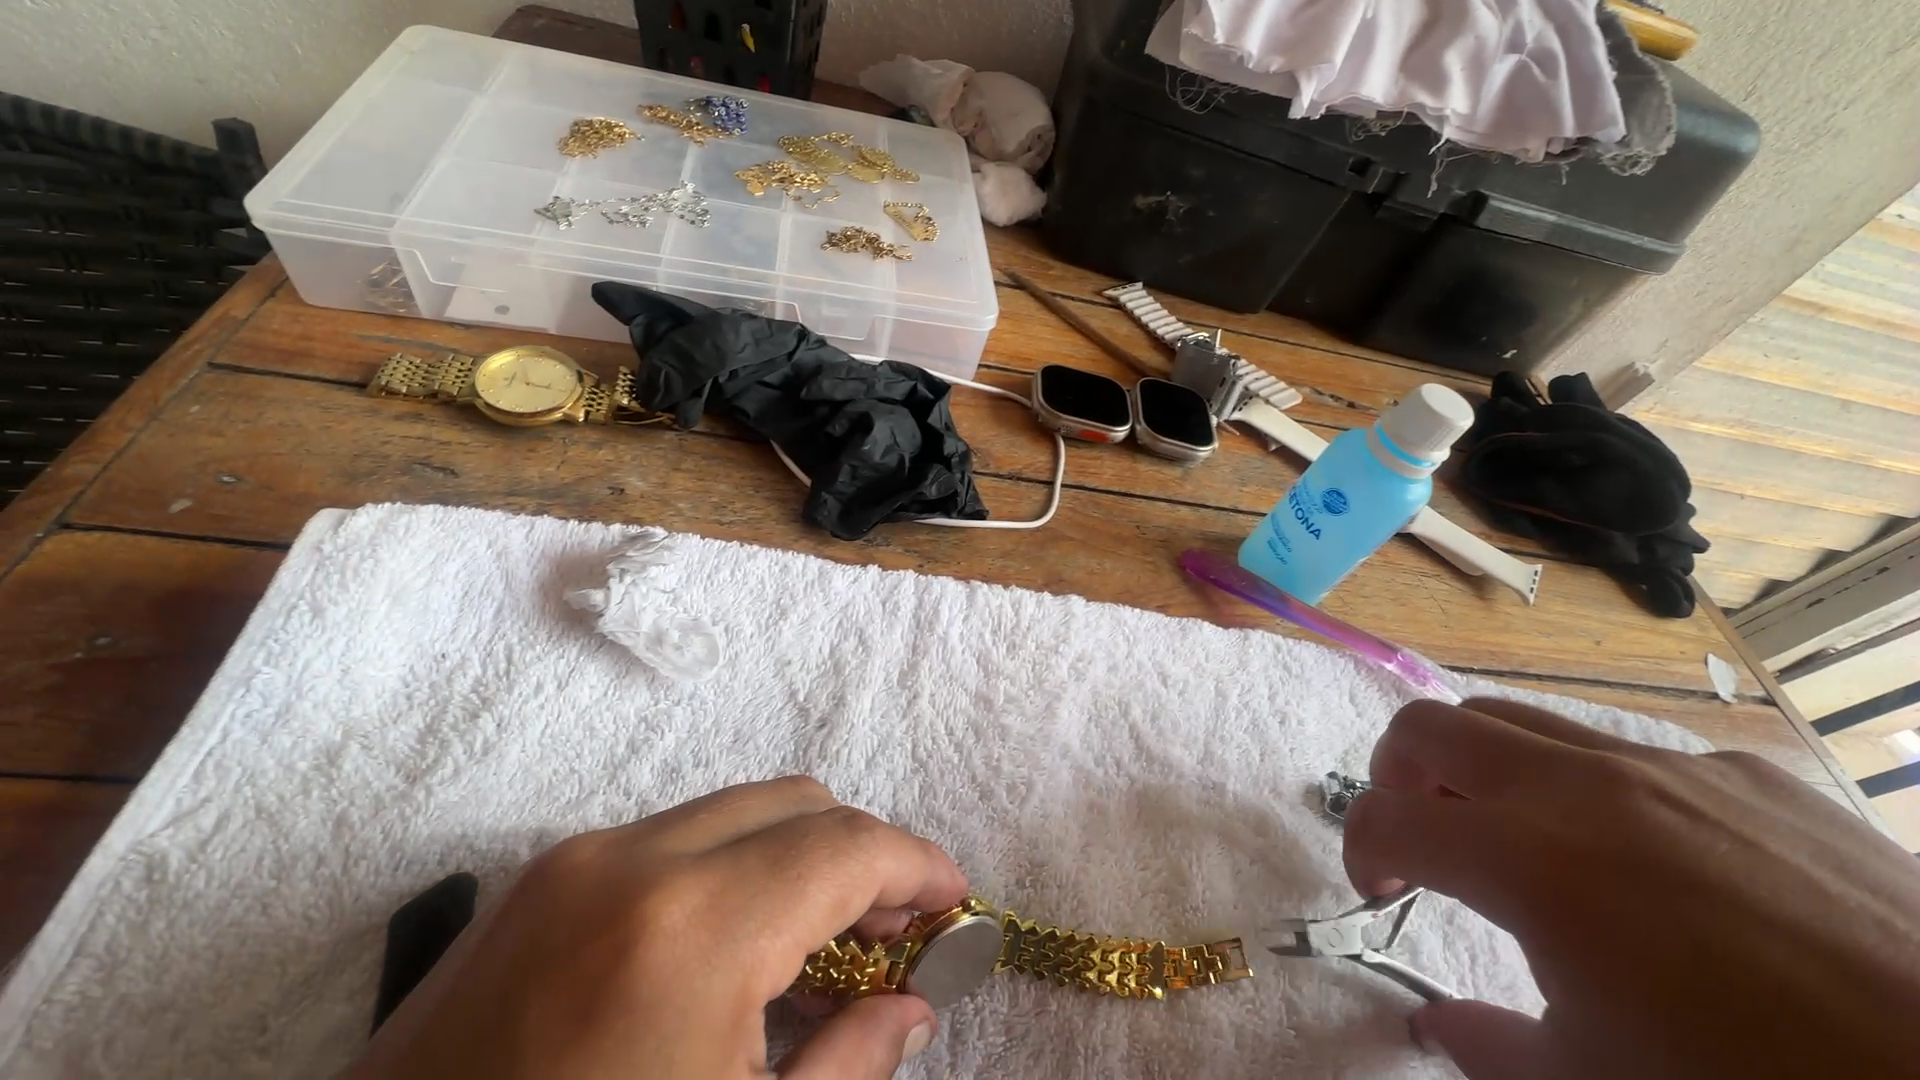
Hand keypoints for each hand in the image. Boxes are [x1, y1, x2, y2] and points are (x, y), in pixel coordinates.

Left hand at [349, 776, 967, 1079]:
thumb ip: (848, 1065)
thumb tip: (913, 1011)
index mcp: (688, 928)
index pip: (844, 846)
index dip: (918, 866)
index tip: (956, 904)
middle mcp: (628, 859)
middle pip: (795, 802)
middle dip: (863, 854)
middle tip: (897, 932)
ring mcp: (568, 860)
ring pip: (734, 812)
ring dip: (799, 856)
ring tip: (830, 943)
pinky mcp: (533, 881)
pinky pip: (672, 840)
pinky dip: (735, 868)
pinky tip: (743, 946)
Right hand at [1345, 697, 1919, 1079]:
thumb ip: (1489, 1046)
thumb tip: (1435, 1023)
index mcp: (1528, 860)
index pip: (1386, 816)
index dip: (1360, 847)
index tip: (1382, 889)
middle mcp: (1580, 788)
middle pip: (1431, 727)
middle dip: (1397, 773)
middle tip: (1421, 830)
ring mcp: (1667, 767)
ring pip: (1520, 720)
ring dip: (1484, 769)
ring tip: (1520, 835)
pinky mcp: (1747, 772)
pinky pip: (1629, 753)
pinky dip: (1591, 789)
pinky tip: (1654, 864)